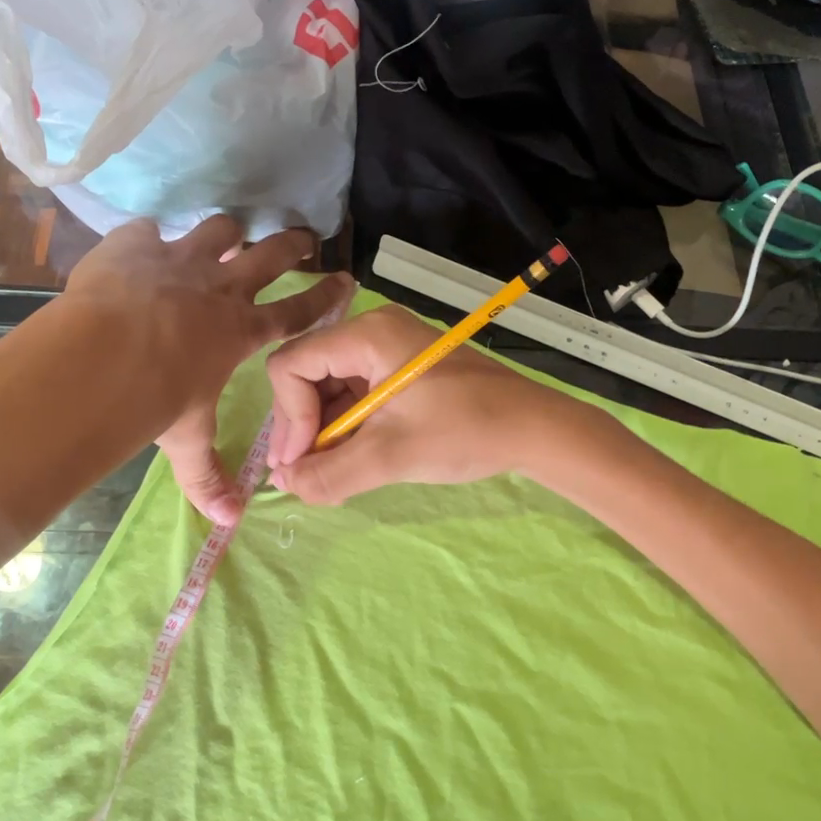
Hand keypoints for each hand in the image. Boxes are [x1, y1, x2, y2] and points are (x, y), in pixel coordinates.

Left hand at [64, 216, 351, 522]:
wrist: (102, 354)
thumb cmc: (156, 397)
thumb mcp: (185, 439)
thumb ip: (206, 477)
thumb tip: (229, 522)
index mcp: (241, 331)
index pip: (297, 312)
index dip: (324, 297)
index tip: (345, 278)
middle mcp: (220, 287)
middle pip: (270, 254)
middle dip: (292, 244)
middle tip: (303, 237)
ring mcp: (180, 258)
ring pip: (219, 228)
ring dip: (225, 233)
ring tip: (225, 235)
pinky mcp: (136, 245)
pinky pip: (148, 230)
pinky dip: (148, 237)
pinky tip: (142, 244)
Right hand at [264, 306, 577, 504]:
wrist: (535, 429)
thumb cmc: (465, 431)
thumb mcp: (391, 456)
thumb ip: (330, 474)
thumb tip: (285, 488)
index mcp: (368, 335)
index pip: (293, 364)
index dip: (288, 416)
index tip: (300, 461)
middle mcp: (373, 332)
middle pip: (308, 374)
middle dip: (302, 426)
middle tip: (305, 474)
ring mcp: (390, 349)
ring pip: (330, 387)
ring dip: (324, 431)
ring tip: (329, 473)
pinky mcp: (403, 370)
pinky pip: (357, 393)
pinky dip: (348, 427)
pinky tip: (353, 459)